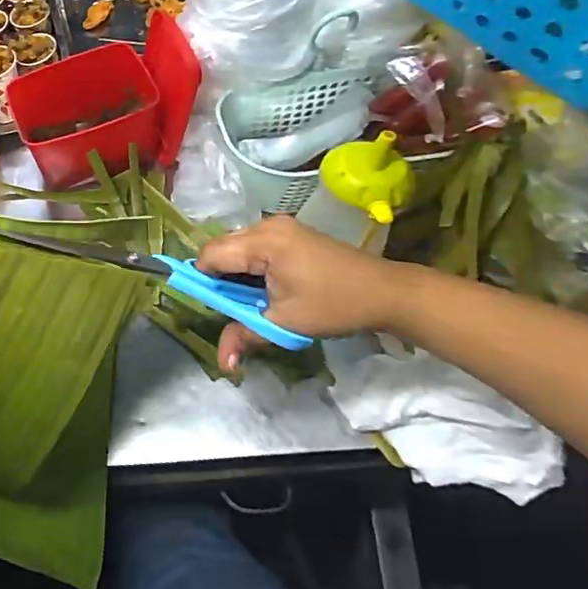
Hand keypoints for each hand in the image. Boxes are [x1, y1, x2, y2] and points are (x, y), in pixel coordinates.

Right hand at [195, 216, 407, 373]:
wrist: (384, 291)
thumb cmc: (333, 305)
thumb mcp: (285, 324)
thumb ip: (245, 335)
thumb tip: (223, 363)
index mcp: (263, 242)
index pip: (211, 254)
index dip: (203, 280)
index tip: (211, 306)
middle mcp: (267, 225)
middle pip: (222, 246)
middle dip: (220, 276)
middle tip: (233, 306)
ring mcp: (281, 225)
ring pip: (238, 245)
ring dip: (236, 271)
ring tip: (253, 298)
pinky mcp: (291, 231)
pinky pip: (255, 243)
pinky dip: (252, 264)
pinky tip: (267, 286)